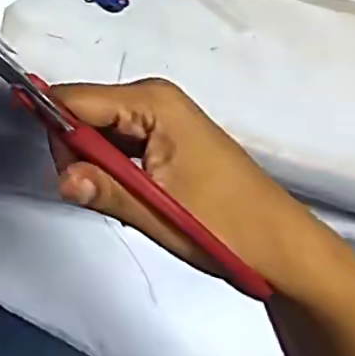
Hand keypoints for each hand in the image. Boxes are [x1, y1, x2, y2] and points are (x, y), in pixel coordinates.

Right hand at [47, 79, 342, 294]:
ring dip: (95, 161)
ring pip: (91, 126)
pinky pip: (109, 136)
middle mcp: (152, 96)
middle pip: (78, 111)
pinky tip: (132, 188)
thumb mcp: (162, 213)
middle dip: (78, 152)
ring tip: (126, 195)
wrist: (294, 259)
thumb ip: (104, 190)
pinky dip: (108, 163)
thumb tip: (63, 177)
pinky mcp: (158, 130)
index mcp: (152, 100)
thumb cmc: (241, 230)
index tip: (67, 172)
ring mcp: (156, 112)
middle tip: (101, 191)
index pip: (71, 100)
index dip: (60, 135)